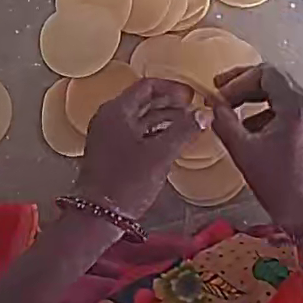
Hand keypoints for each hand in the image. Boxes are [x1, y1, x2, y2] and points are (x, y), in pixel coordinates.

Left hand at [72, 78, 205, 218]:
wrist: (98, 216)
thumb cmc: (125, 182)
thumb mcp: (160, 154)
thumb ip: (184, 131)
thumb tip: (205, 114)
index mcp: (116, 111)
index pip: (147, 86)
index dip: (172, 88)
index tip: (191, 96)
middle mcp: (109, 118)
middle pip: (143, 101)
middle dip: (170, 103)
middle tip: (193, 109)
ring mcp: (108, 135)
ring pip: (141, 118)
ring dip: (164, 119)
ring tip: (188, 124)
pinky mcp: (111, 151)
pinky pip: (136, 132)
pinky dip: (155, 133)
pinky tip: (172, 141)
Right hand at [209, 65, 302, 230]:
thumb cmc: (278, 185)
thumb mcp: (244, 151)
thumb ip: (224, 121)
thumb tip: (212, 104)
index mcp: (297, 108)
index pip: (266, 74)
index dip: (238, 80)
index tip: (220, 92)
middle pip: (276, 80)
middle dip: (245, 87)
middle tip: (222, 95)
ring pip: (282, 94)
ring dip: (256, 100)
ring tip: (233, 114)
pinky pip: (290, 109)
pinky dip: (269, 112)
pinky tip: (252, 129)